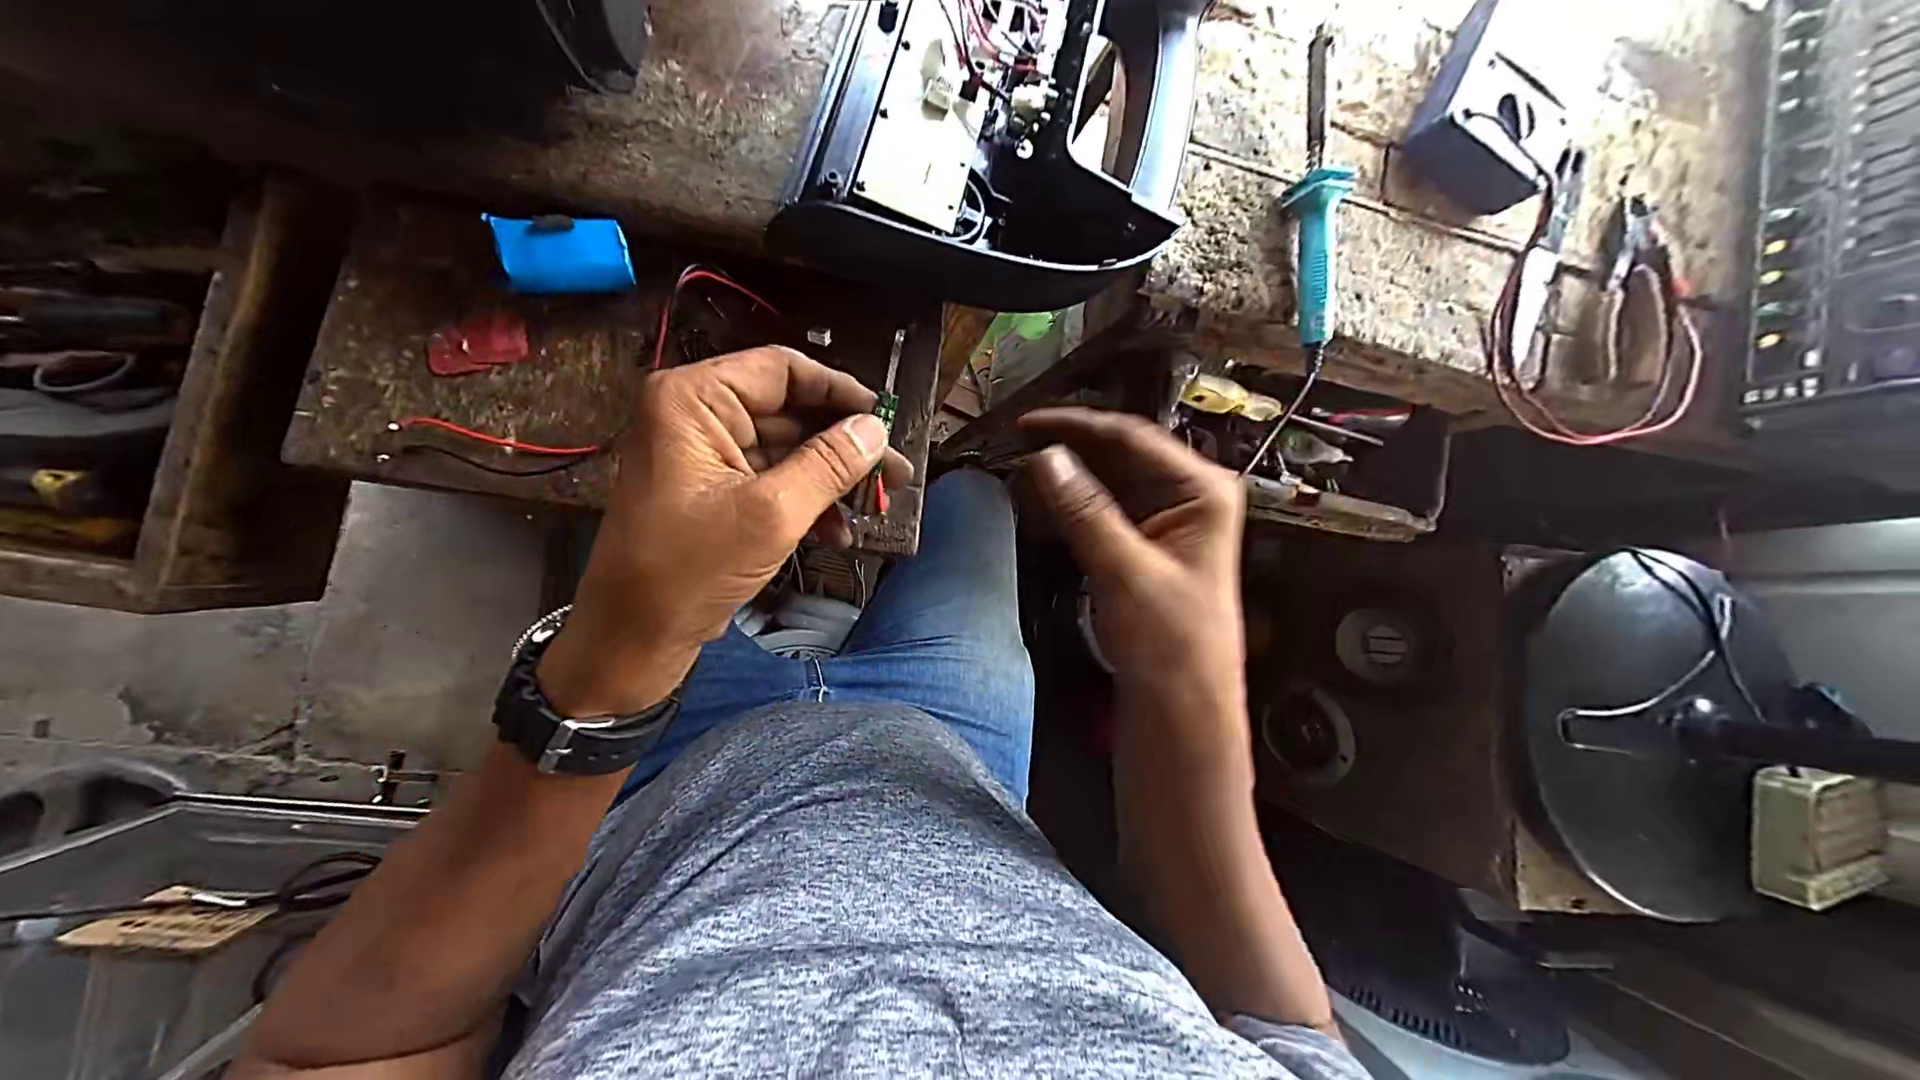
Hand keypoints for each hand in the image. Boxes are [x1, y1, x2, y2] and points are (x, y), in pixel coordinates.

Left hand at [537, 346, 906, 716]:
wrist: (636, 638)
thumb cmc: (687, 571)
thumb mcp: (771, 514)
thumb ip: (829, 465)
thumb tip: (874, 429)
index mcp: (693, 401)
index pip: (782, 370)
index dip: (839, 392)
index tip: (884, 419)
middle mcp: (698, 417)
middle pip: (791, 412)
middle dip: (844, 446)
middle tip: (894, 473)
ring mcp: (709, 457)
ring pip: (789, 451)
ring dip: (833, 481)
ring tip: (877, 506)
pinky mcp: (719, 492)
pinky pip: (776, 481)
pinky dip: (809, 503)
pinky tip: (839, 532)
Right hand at [1020, 407, 1247, 765]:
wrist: (1181, 701)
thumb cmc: (1178, 646)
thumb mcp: (1126, 571)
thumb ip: (1084, 511)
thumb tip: (1050, 461)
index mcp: (1202, 492)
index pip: (1132, 436)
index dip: (1076, 425)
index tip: (1032, 422)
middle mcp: (1185, 498)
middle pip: (1117, 454)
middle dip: (1068, 449)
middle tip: (1019, 444)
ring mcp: (1162, 520)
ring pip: (1104, 479)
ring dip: (1065, 475)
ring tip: (1023, 470)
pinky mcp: (1140, 543)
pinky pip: (1099, 508)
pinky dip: (1069, 503)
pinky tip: (1043, 501)